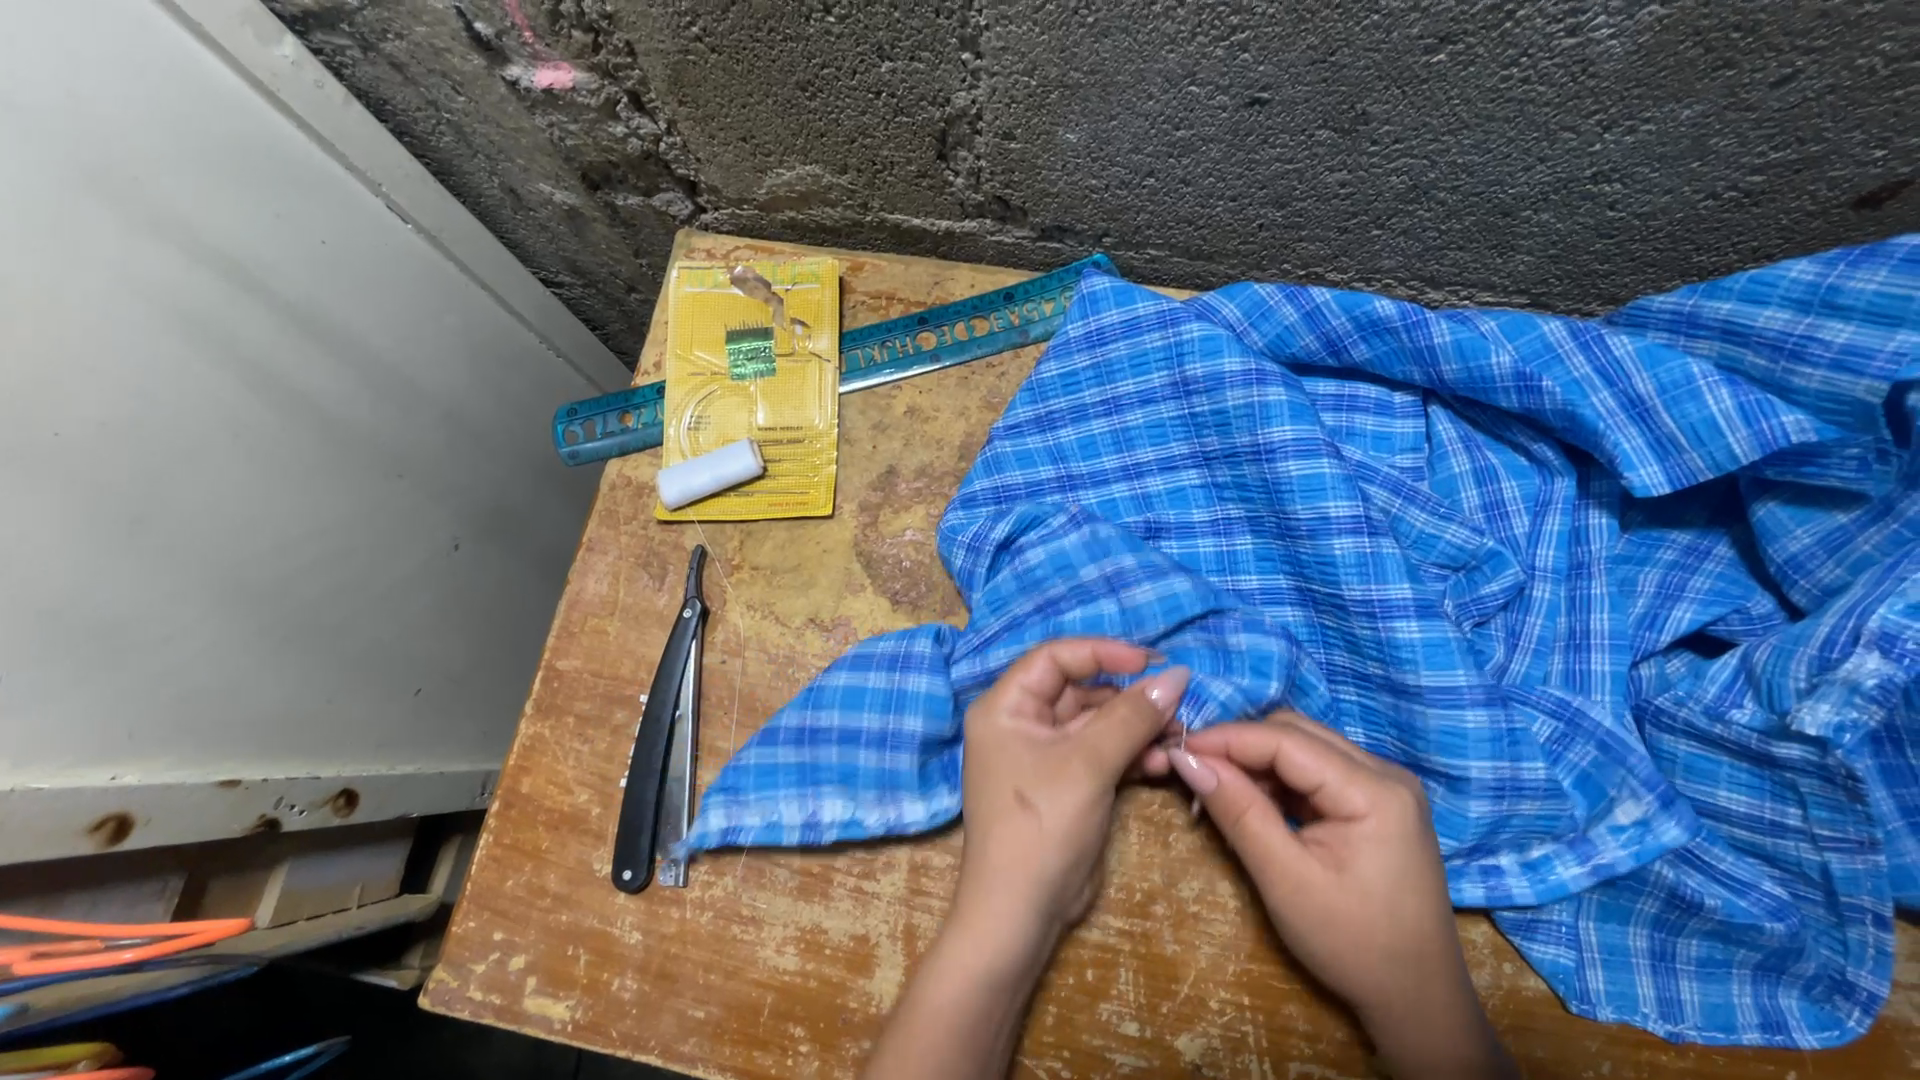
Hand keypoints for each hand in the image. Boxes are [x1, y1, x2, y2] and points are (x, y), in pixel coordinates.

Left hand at [955, 639, 1188, 946]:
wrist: (1021, 912)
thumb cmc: (1041, 824)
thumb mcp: (1088, 763)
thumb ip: (1132, 715)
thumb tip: (1177, 674)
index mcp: (1006, 707)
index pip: (1055, 657)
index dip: (1103, 652)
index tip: (1151, 661)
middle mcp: (1021, 723)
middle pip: (1081, 690)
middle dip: (1129, 697)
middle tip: (1176, 706)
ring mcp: (1044, 755)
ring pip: (1098, 723)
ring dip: (1137, 728)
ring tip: (1176, 738)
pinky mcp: (1067, 783)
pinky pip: (1102, 753)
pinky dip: (1131, 755)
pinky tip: (1160, 765)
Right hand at [1162, 714, 1511, 1078]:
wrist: (1416, 1000)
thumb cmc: (1353, 945)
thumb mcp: (1285, 880)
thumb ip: (1238, 811)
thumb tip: (1186, 759)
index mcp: (1375, 791)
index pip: (1285, 739)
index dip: (1226, 738)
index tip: (1176, 748)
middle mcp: (1386, 773)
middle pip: (1296, 732)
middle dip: (1239, 746)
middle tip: (1192, 770)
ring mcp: (1385, 786)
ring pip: (1303, 747)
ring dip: (1255, 761)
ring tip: (1216, 790)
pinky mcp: (1376, 802)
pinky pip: (1315, 770)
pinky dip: (1277, 779)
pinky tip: (1252, 801)